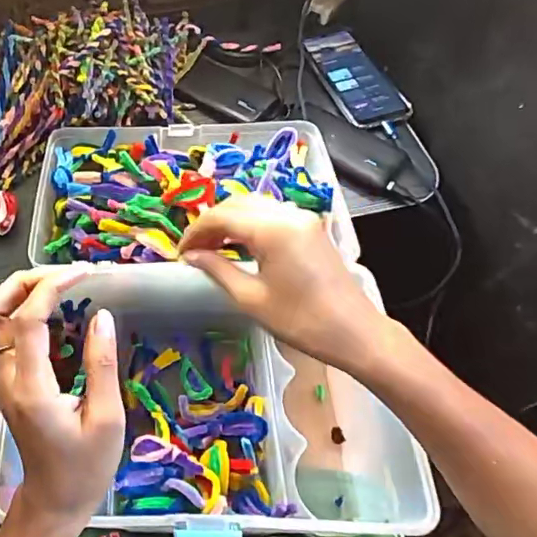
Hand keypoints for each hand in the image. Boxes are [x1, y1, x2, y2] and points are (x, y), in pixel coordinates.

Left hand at [0, 268, 123, 535]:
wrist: (54, 502)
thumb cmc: (85, 468)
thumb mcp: (107, 420)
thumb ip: (101, 366)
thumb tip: (102, 316)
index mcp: (30, 389)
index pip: (26, 321)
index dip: (51, 288)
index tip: (84, 273)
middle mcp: (6, 379)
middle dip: (25, 282)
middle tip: (66, 274)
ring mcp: (1, 380)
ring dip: (18, 293)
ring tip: (59, 284)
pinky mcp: (6, 382)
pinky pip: (2, 335)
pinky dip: (22, 311)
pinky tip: (56, 311)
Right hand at [178, 194, 398, 375]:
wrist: (356, 333)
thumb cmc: (302, 321)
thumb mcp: (251, 298)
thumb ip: (218, 270)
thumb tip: (191, 256)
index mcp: (273, 229)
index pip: (221, 217)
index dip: (195, 232)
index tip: (181, 253)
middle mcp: (288, 213)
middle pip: (237, 204)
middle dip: (210, 223)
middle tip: (193, 250)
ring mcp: (302, 218)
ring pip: (254, 206)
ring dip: (229, 221)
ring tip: (212, 248)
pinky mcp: (310, 227)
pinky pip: (271, 214)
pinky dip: (249, 224)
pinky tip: (238, 245)